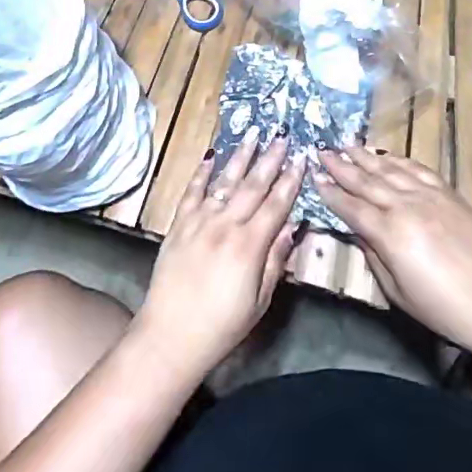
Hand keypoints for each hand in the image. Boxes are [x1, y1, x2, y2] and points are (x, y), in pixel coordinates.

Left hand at [135, 134, 302, 373]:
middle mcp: (225, 226)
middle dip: (270, 158)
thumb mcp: (259, 300)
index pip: (276, 204)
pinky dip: (202, 172)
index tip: (301, 158)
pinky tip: (211, 155)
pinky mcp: (178, 225)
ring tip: (254, 133)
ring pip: (225, 181)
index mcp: (250, 245)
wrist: (169, 337)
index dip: (291, 180)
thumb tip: (291, 226)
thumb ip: (275, 260)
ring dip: (241, 156)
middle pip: (253, 185)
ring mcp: (199, 222)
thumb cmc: (222, 326)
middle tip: (282, 134)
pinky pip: (191, 192)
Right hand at [317, 146, 471, 350]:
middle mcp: (406, 206)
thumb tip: (359, 231)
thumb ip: (373, 255)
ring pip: (391, 170)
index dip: (331, 192)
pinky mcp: (448, 193)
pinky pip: (419, 170)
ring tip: (349, 145)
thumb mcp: (396, 290)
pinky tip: (387, 156)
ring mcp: (429, 196)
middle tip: (323, 151)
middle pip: (367, 182)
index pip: (352, 207)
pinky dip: (400, 161)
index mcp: (390, 233)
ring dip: (367, 157)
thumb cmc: (440, 306)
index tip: (315, 177)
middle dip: (342, 166)